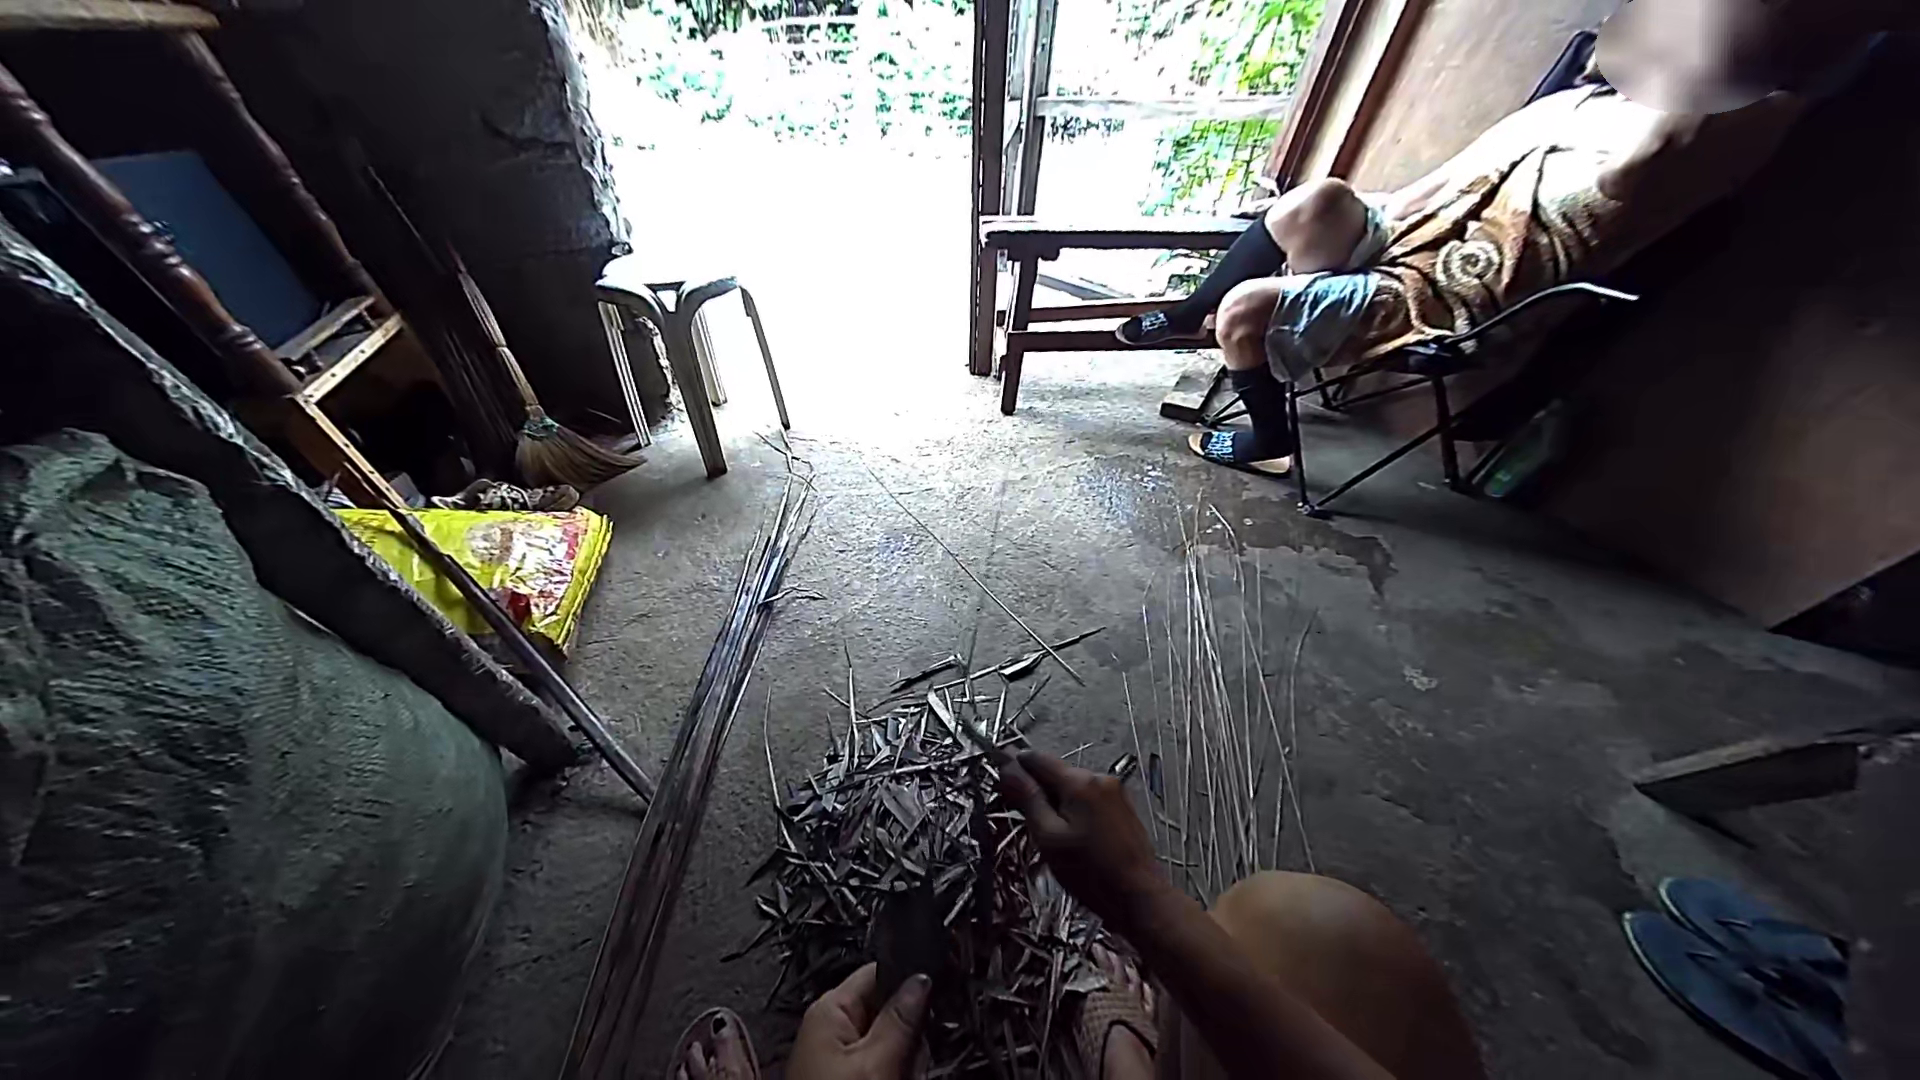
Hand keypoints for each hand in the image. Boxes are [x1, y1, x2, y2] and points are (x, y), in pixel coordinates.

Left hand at [788, 963, 929, 1079]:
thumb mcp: (875, 1064)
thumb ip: (900, 1018)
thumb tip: (920, 978)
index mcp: (830, 1010)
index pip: (878, 972)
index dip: (908, 981)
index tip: (932, 999)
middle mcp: (833, 1029)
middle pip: (889, 1009)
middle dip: (908, 1035)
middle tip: (907, 1063)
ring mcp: (841, 1061)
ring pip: (892, 1043)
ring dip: (906, 1062)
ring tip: (901, 1079)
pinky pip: (883, 1068)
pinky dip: (896, 1076)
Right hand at [996, 750, 1166, 930]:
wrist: (1140, 898)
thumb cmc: (1090, 872)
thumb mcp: (1049, 837)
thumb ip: (1028, 798)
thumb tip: (1007, 767)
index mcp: (1078, 781)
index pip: (1036, 758)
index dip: (1015, 766)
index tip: (1001, 781)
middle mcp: (1098, 777)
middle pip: (1056, 773)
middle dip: (1039, 790)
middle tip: (1030, 822)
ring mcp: (1115, 790)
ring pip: (1073, 787)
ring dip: (1059, 801)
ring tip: (1056, 836)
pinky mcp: (1124, 806)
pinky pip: (1090, 798)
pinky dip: (1077, 809)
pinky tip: (1078, 837)